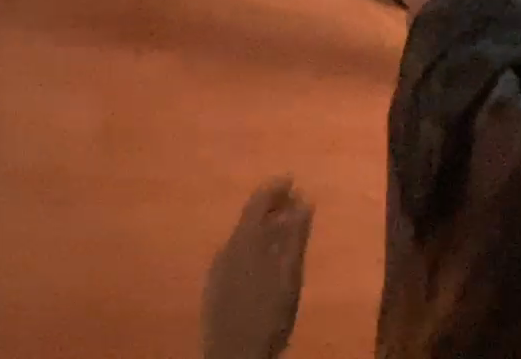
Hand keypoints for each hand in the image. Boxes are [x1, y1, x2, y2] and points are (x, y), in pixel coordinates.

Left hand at [203, 179, 313, 358]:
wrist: (233, 358)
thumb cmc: (268, 315)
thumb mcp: (290, 274)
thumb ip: (297, 236)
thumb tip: (305, 200)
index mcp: (244, 240)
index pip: (258, 201)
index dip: (276, 187)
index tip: (293, 179)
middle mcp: (227, 248)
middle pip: (250, 217)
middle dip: (272, 206)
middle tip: (295, 202)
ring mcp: (218, 268)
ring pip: (243, 235)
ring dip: (264, 226)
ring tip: (285, 228)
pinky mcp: (215, 287)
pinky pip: (236, 253)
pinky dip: (254, 244)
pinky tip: (265, 257)